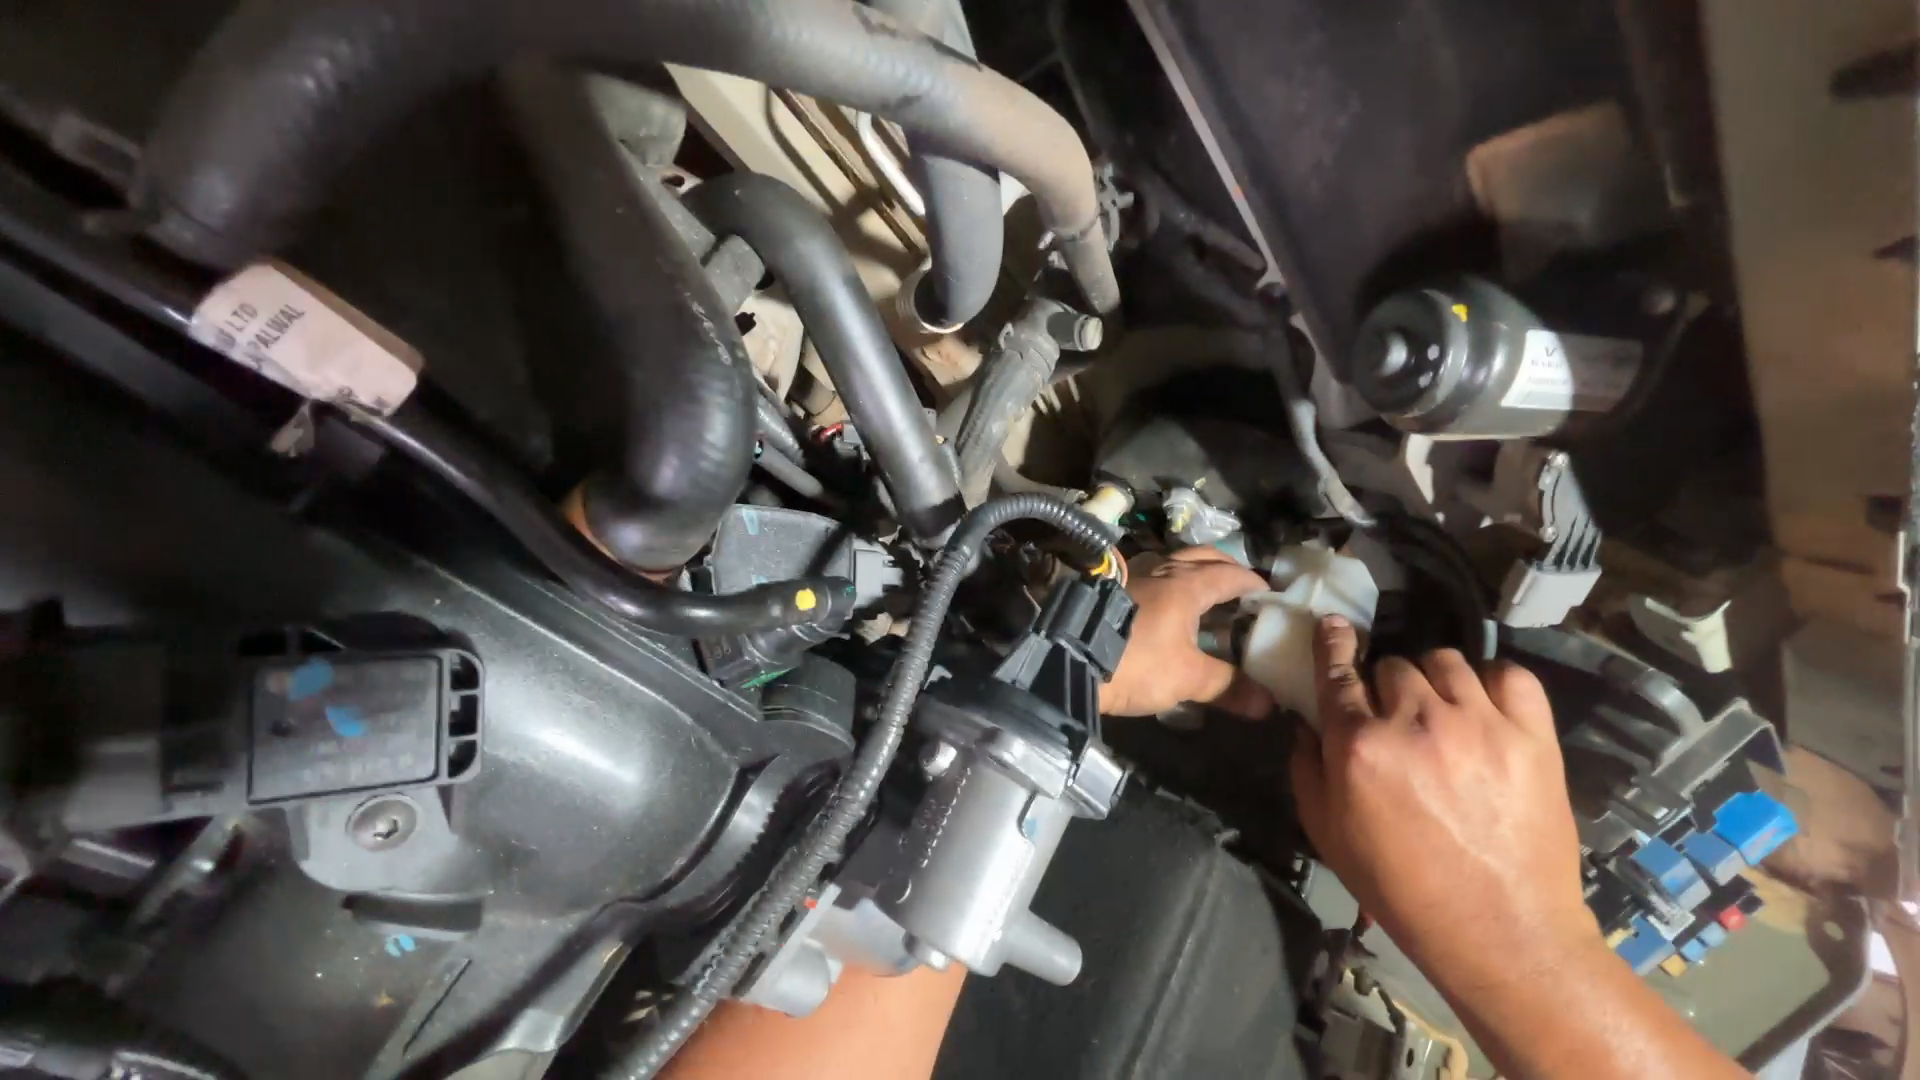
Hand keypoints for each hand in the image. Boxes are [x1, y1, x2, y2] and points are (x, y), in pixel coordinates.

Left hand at [1102, 547, 1273, 719]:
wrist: (1069, 660)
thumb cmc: (1134, 663)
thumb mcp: (1186, 678)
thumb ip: (1228, 686)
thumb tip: (1268, 703)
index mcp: (1185, 585)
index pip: (1229, 574)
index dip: (1252, 582)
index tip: (1268, 593)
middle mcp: (1160, 571)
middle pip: (1200, 557)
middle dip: (1224, 566)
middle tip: (1240, 586)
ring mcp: (1132, 577)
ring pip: (1170, 563)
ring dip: (1192, 572)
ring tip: (1204, 593)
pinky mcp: (1111, 590)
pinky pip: (1150, 577)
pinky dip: (1166, 583)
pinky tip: (1164, 604)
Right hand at [1291, 616, 1596, 1000]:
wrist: (1501, 931)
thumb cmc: (1399, 886)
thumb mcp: (1326, 831)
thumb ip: (1306, 768)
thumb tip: (1308, 724)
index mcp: (1359, 745)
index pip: (1337, 671)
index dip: (1332, 643)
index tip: (1333, 626)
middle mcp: (1415, 721)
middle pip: (1392, 665)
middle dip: (1385, 685)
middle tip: (1393, 715)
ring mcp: (1479, 724)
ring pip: (1445, 661)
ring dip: (1432, 678)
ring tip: (1440, 707)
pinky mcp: (1532, 737)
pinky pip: (1509, 675)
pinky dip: (1492, 680)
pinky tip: (1484, 704)